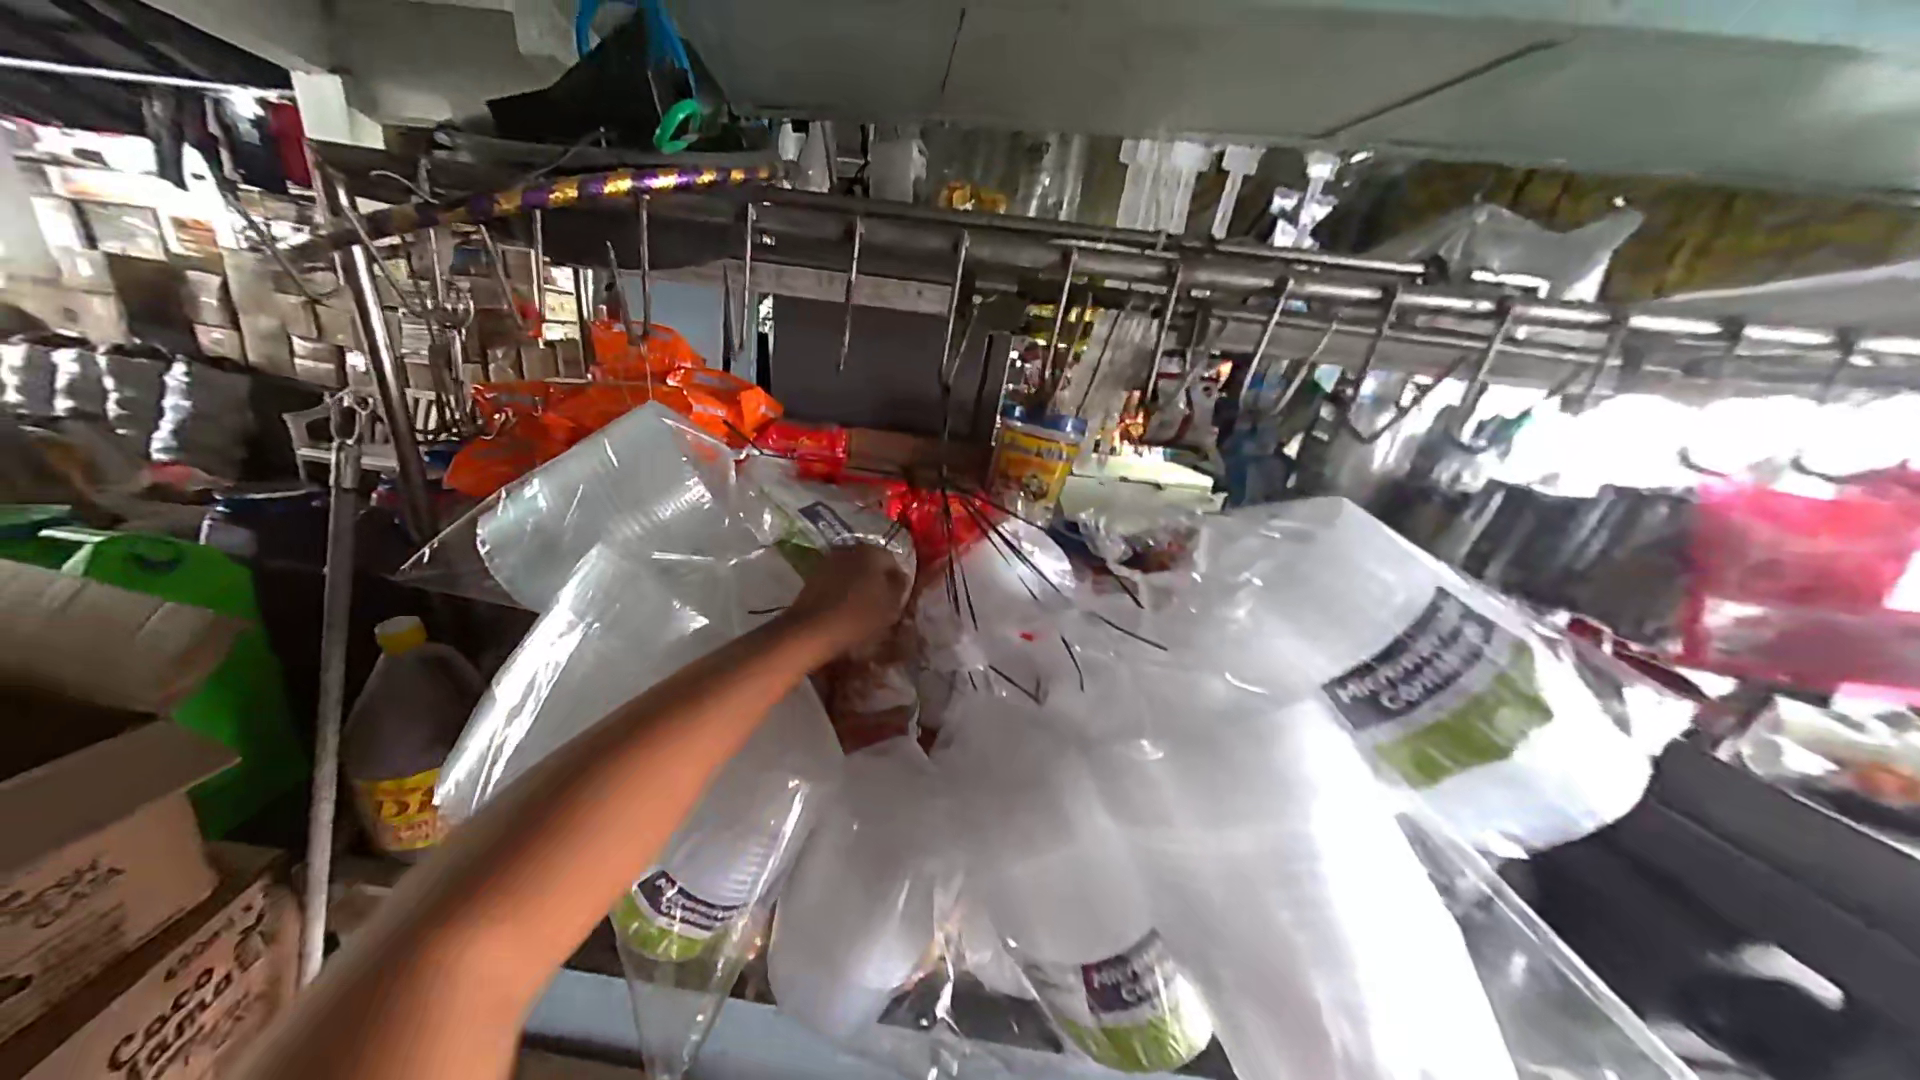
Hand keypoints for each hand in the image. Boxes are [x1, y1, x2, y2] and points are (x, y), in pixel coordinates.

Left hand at [781, 542, 910, 657]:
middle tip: (882, 605)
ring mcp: (827, 562)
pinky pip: (835, 583)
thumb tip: (899, 576)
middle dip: (877, 581)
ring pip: (851, 573)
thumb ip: (900, 586)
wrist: (812, 631)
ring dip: (858, 587)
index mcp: (872, 551)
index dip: (899, 581)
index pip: (893, 561)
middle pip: (870, 564)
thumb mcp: (892, 605)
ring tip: (862, 610)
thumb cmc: (860, 617)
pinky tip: (843, 611)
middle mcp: (849, 550)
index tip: (899, 600)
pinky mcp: (811, 579)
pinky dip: (841, 593)